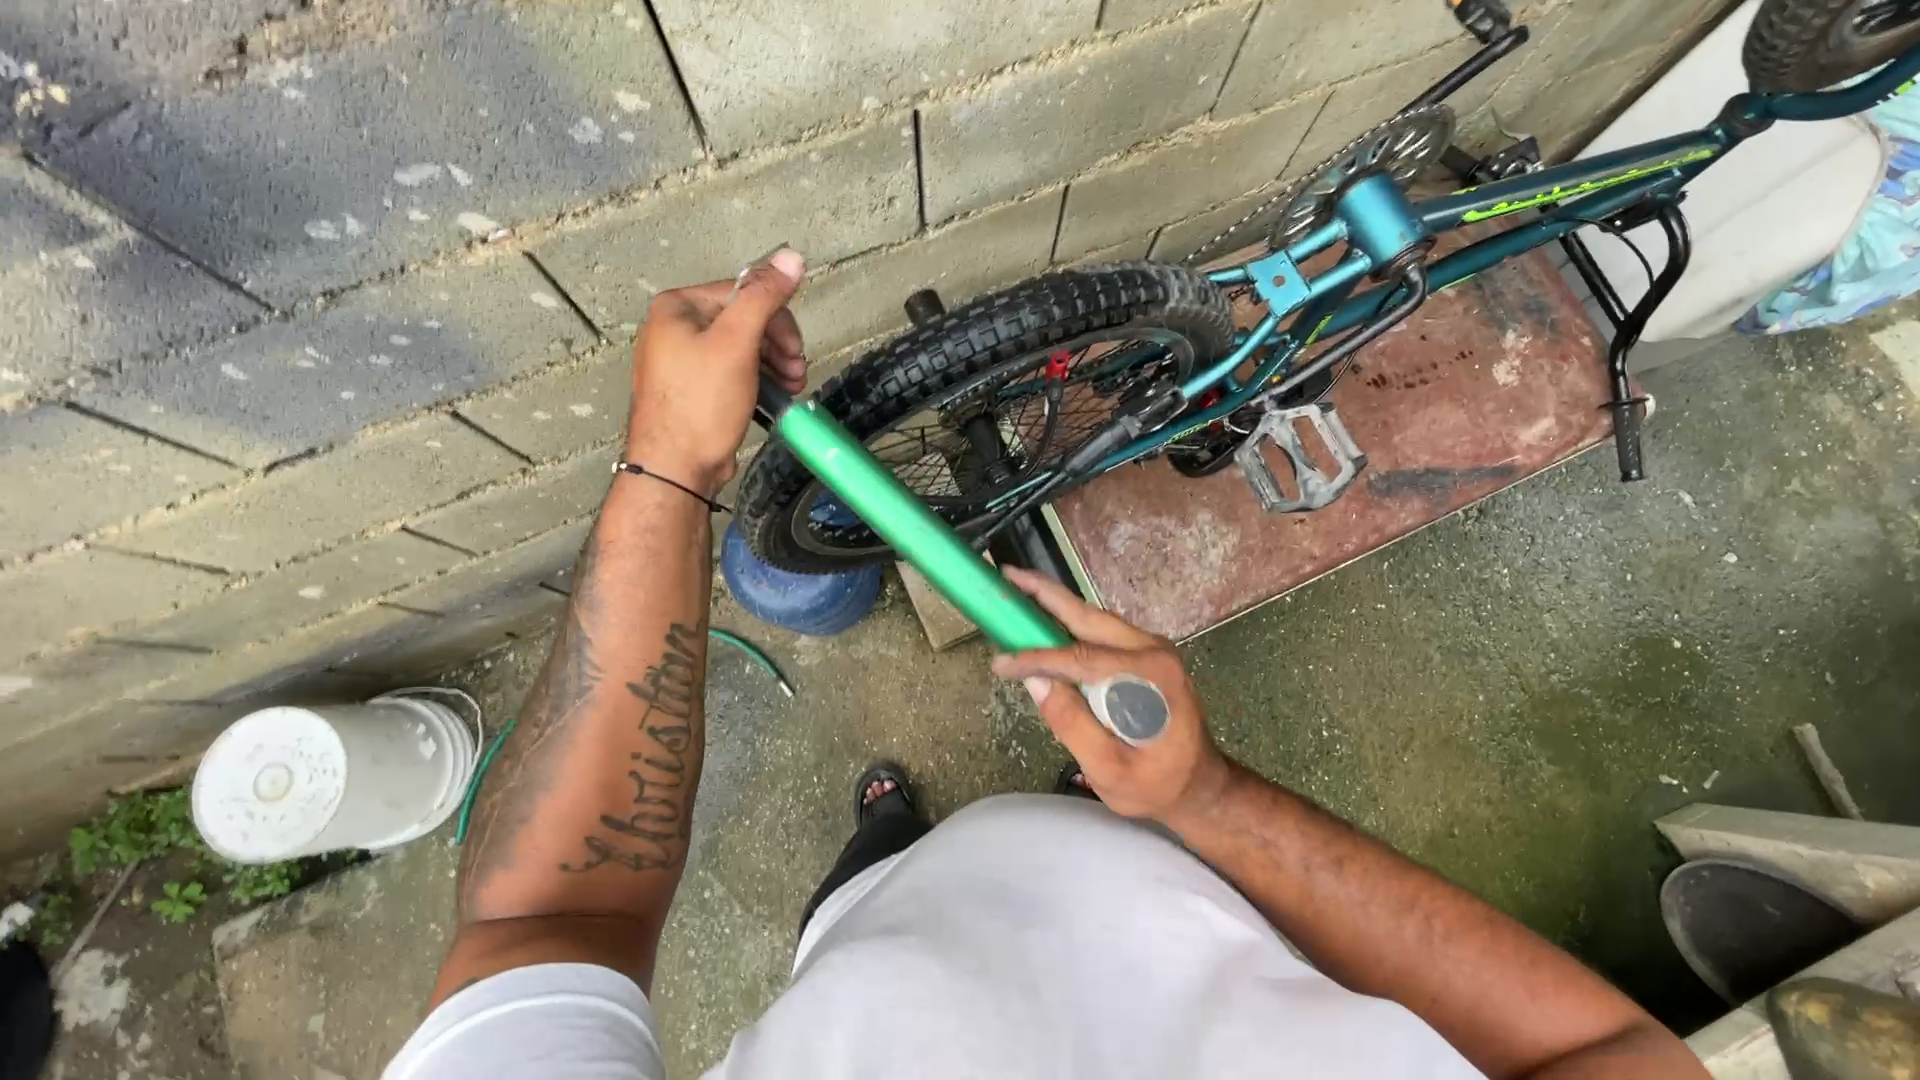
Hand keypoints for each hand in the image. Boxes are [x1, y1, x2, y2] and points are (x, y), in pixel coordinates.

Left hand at [626, 249, 807, 495]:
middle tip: (796, 373)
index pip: (743, 293)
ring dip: (773, 366)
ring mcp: (682, 361)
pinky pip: (733, 373)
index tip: (796, 352)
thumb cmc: (700, 407)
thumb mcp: (737, 344)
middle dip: (777, 346)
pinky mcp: (692, 390)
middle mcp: (674, 328)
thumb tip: (791, 257)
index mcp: (677, 307)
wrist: (675, 469)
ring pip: (742, 349)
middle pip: (744, 321)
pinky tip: (772, 399)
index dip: (777, 321)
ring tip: (790, 390)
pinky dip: (757, 382)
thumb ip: (764, 298)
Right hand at [990, 567, 1232, 826]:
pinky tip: (1045, 616)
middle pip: (1087, 615)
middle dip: (1043, 594)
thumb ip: (1073, 724)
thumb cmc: (1156, 784)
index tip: (1001, 665)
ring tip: (1018, 586)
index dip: (1035, 658)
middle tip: (1006, 574)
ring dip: (1054, 601)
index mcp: (1147, 675)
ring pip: (1093, 617)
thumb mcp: (1110, 769)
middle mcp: (1153, 650)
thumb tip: (1036, 681)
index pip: (1078, 657)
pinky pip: (1101, 630)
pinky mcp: (1145, 654)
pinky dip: (1069, 620)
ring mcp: (1151, 648)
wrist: (1199, 785)